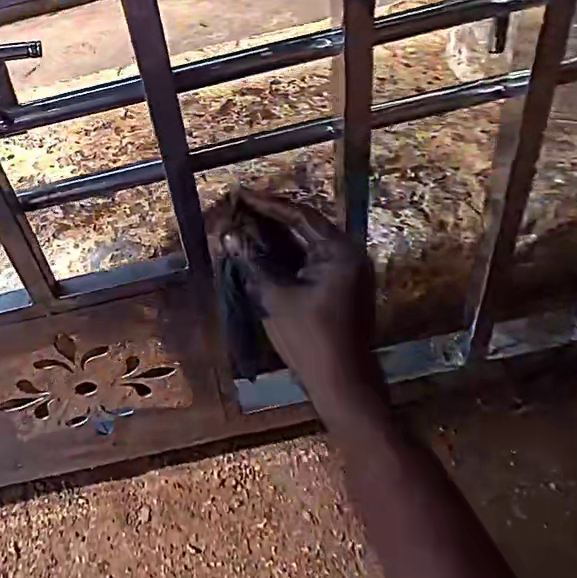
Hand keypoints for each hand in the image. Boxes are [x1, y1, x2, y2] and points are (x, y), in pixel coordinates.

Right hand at [214, 189, 384, 414]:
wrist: (342, 383)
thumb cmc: (310, 339)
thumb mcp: (275, 298)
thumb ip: (252, 262)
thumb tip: (227, 235)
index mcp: (339, 251)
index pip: (299, 215)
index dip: (267, 204)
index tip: (240, 194)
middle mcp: (348, 254)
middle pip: (305, 226)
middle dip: (271, 217)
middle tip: (239, 206)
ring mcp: (348, 271)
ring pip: (307, 243)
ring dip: (278, 235)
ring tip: (245, 222)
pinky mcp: (341, 286)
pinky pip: (311, 259)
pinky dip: (288, 253)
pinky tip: (263, 250)